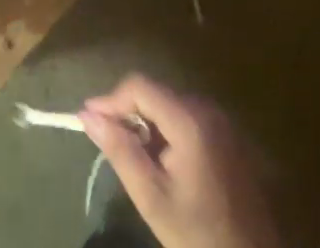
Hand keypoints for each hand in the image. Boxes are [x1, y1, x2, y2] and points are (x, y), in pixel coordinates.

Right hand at [80, 75, 279, 247]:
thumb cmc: (199, 233)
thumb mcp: (151, 196)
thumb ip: (119, 149)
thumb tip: (87, 115)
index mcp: (190, 122)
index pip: (139, 86)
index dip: (110, 100)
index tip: (89, 122)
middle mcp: (209, 111)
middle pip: (156, 93)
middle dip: (129, 114)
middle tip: (111, 145)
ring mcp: (224, 123)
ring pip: (171, 105)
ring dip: (148, 124)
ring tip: (137, 158)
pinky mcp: (232, 138)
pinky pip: (190, 119)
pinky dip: (169, 131)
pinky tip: (165, 164)